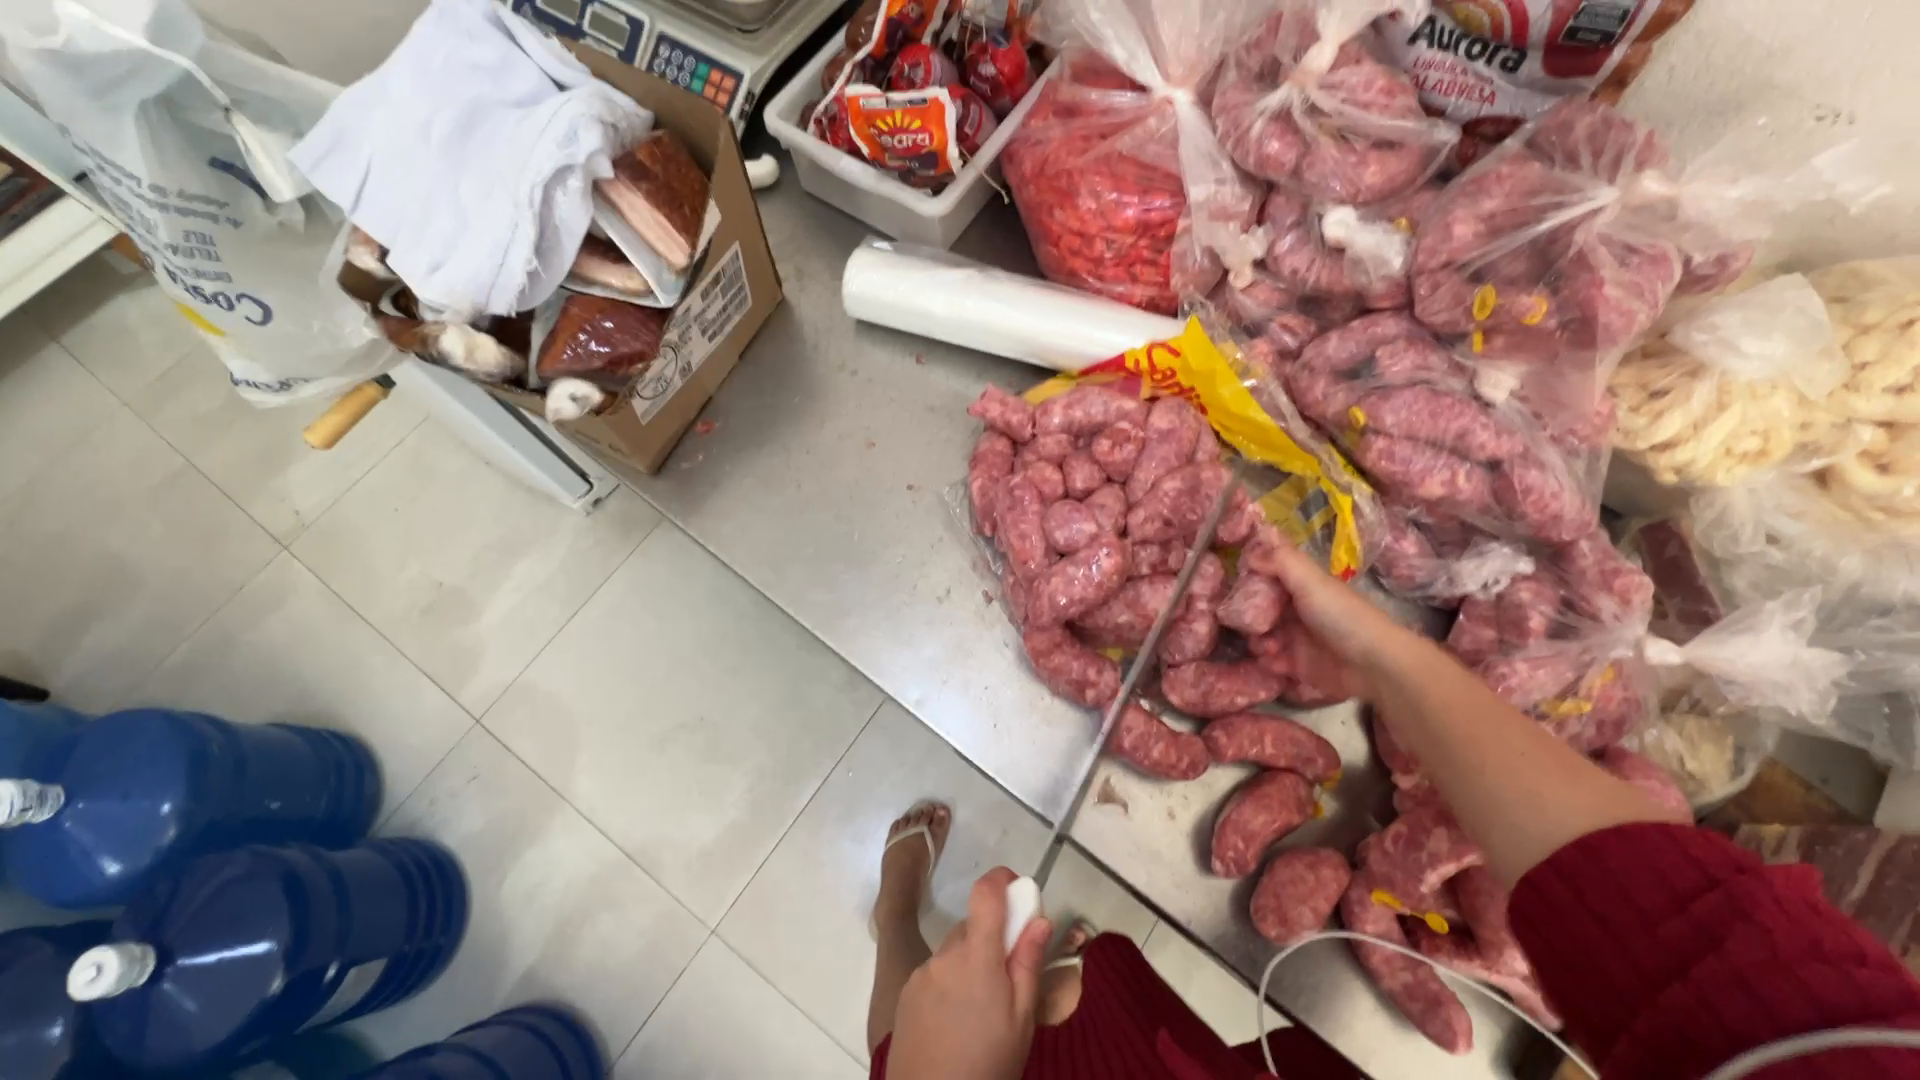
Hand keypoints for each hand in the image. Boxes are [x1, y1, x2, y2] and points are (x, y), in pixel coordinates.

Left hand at [886, 867, 1052, 1079]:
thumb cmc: (988, 1064)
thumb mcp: (1022, 1020)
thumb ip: (1028, 964)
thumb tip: (1039, 920)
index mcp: (977, 957)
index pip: (985, 893)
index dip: (1001, 880)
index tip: (1017, 887)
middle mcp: (945, 955)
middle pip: (972, 928)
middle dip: (992, 941)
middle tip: (1008, 979)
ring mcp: (922, 973)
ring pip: (953, 953)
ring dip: (969, 965)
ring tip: (980, 1011)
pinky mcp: (906, 992)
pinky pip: (935, 973)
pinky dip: (949, 983)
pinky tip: (956, 1020)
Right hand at [1261, 538, 1421, 691]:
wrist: (1372, 664)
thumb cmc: (1341, 616)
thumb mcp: (1311, 580)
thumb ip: (1281, 561)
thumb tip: (1251, 553)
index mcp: (1304, 587)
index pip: (1269, 577)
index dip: (1252, 580)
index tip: (1235, 586)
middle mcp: (1298, 611)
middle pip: (1261, 609)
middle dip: (1250, 616)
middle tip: (1249, 622)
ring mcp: (1298, 639)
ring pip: (1262, 636)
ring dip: (1258, 640)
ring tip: (1267, 646)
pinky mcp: (1298, 666)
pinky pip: (1271, 661)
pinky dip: (1268, 661)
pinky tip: (1274, 661)